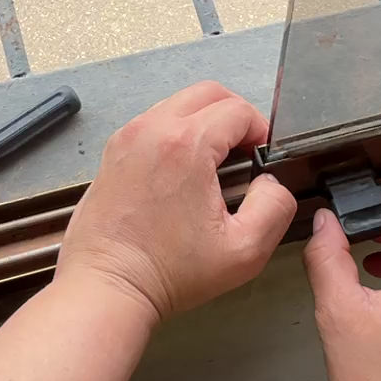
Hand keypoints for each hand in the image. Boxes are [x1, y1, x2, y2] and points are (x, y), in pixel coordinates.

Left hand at [59, 82, 297, 324]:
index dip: (260, 130)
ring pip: (179, 103)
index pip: (238, 110)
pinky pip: (154, 122)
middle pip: (208, 92)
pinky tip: (184, 172)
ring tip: (215, 163)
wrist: (106, 287)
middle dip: (235, 115)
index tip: (261, 156)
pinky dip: (176, 133)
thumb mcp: (244, 250)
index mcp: (187, 144)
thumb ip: (274, 207)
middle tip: (245, 150)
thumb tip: (272, 183)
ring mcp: (128, 137)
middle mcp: (153, 129)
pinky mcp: (113, 151)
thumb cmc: (166, 273)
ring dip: (204, 121)